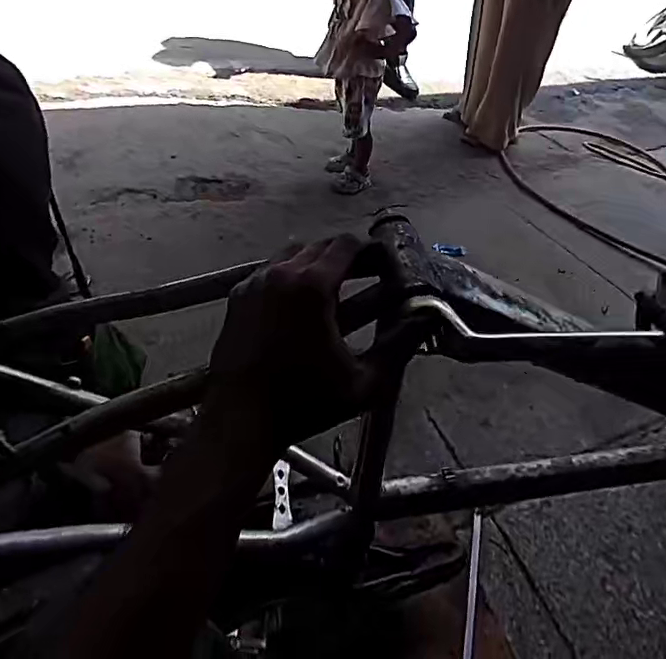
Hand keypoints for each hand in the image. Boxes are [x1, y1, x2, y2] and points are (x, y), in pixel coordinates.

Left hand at [204, 236, 415, 448]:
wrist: (239, 421)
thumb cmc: (305, 403)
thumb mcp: (364, 382)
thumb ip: (400, 345)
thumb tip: (426, 318)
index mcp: (312, 285)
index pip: (346, 245)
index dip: (370, 250)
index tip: (384, 263)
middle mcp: (281, 273)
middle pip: (321, 245)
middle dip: (346, 256)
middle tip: (367, 273)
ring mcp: (255, 282)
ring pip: (293, 254)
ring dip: (316, 262)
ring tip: (334, 286)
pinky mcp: (238, 296)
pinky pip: (270, 271)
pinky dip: (289, 275)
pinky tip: (299, 303)